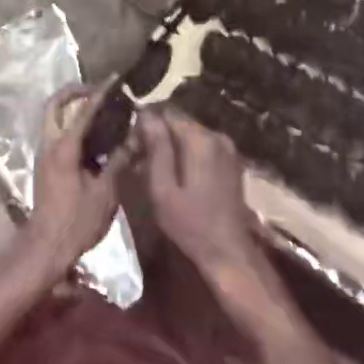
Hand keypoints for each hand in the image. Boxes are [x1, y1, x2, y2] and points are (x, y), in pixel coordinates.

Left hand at [21, 85, 129, 275]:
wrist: (47, 248)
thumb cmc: (77, 221)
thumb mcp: (106, 192)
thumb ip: (120, 160)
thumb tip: (136, 136)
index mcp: (63, 147)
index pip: (83, 110)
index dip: (100, 92)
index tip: (113, 78)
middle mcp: (49, 144)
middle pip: (55, 104)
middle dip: (75, 91)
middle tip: (98, 90)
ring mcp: (44, 154)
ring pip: (53, 118)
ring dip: (72, 107)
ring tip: (100, 109)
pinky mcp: (46, 165)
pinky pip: (57, 133)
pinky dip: (72, 124)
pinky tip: (95, 135)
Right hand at [140, 106, 261, 272]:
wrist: (228, 251)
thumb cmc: (190, 223)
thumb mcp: (163, 188)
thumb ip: (156, 148)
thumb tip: (146, 114)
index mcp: (200, 139)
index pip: (166, 111)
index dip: (146, 123)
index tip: (133, 144)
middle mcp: (216, 135)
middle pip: (179, 121)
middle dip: (158, 134)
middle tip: (140, 159)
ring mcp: (227, 148)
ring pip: (190, 133)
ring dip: (171, 144)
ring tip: (155, 168)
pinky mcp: (230, 160)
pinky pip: (202, 145)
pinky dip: (186, 153)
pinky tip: (176, 174)